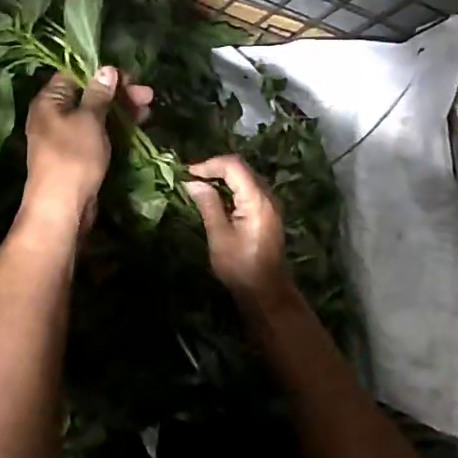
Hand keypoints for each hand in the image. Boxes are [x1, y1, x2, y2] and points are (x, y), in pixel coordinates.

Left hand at [20, 67, 152, 237]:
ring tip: (148, 109)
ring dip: (119, 110)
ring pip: (94, 114)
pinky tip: (135, 126)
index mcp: (49, 100)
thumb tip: (106, 68)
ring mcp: (63, 134)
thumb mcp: (89, 120)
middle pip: (87, 94)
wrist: (61, 207)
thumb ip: (98, 93)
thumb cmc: (73, 157)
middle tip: (148, 95)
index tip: (129, 76)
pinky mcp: (75, 153)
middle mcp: (52, 114)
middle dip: (117, 93)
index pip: (75, 74)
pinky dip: (113, 128)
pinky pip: (95, 132)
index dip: (102, 72)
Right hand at [186, 156, 292, 309]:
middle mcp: (267, 197)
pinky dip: (229, 186)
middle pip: (240, 167)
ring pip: (244, 176)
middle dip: (213, 167)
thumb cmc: (240, 267)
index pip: (233, 166)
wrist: (267, 293)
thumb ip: (208, 204)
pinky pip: (247, 187)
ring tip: (198, 184)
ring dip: (220, 176)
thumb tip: (192, 182)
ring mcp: (269, 204)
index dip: (208, 164)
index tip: (187, 174)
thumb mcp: (219, 235)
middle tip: (191, 178)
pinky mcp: (267, 211)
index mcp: (257, 201)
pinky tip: (214, 196)